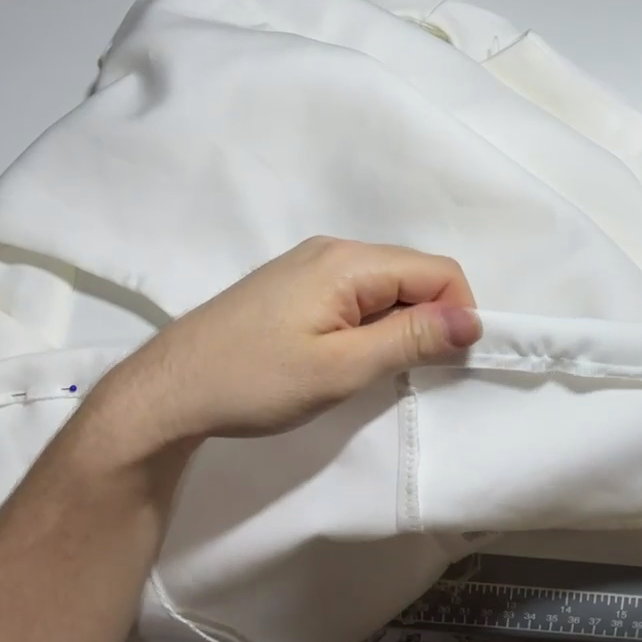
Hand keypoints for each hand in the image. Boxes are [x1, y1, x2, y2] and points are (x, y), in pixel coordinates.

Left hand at [77, 237, 481, 460]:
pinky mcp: (293, 286)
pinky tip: (345, 357)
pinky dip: (370, 324)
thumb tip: (473, 321)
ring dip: (399, 325)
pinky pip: (356, 295)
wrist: (168, 391)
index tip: (448, 363)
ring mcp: (309, 265)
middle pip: (413, 274)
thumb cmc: (255, 381)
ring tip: (372, 370)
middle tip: (409, 373)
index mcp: (348, 261)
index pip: (438, 271)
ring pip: (385, 286)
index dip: (458, 314)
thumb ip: (411, 339)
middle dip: (429, 320)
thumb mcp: (342, 368)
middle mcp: (332, 250)